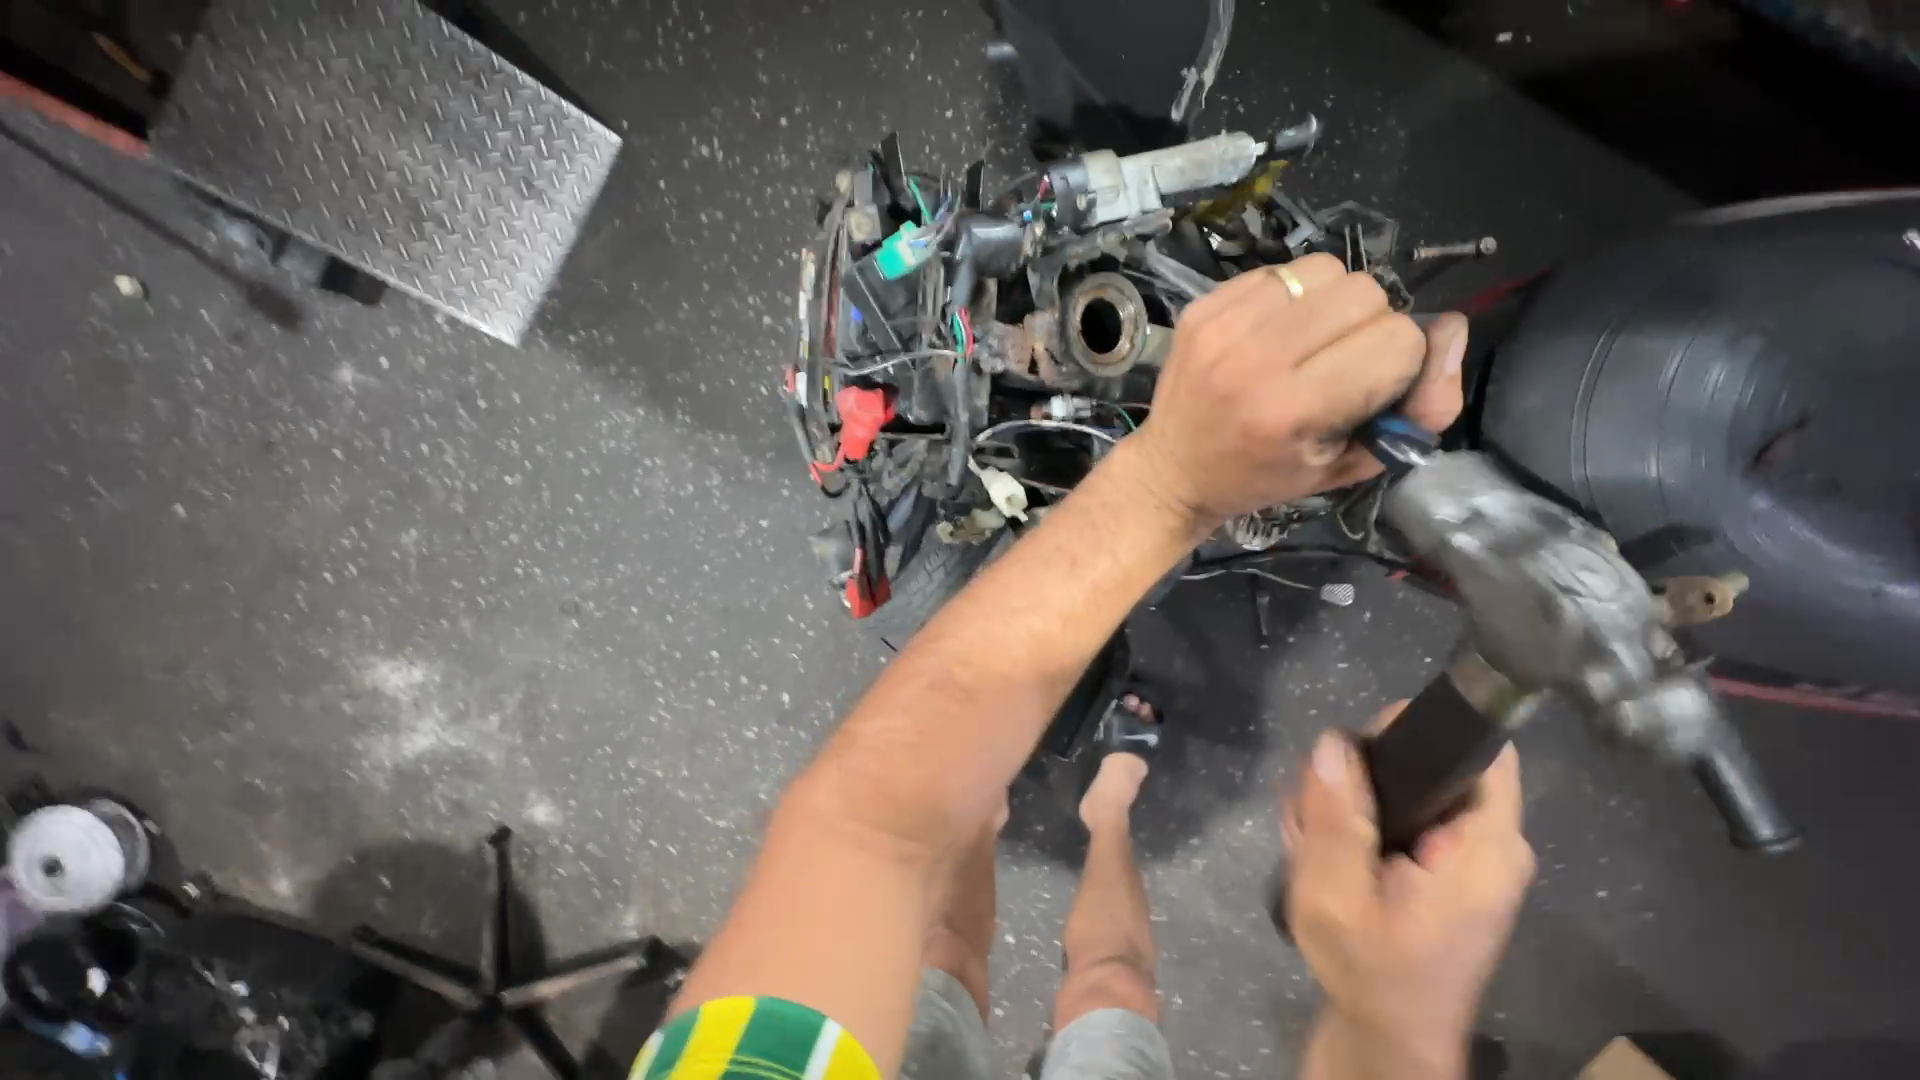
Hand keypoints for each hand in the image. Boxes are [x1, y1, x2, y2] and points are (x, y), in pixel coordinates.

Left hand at [1130, 254, 1467, 525]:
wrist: (1171, 471)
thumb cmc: (1261, 477)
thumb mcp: (1348, 464)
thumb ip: (1417, 409)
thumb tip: (1451, 332)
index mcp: (1291, 409)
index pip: (1398, 341)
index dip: (1402, 364)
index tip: (1374, 389)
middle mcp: (1254, 359)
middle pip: (1366, 294)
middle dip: (1373, 326)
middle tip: (1344, 363)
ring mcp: (1222, 327)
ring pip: (1326, 270)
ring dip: (1334, 302)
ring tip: (1311, 343)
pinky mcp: (1202, 307)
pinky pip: (1280, 269)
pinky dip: (1292, 295)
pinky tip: (1275, 332)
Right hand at [1284, 708, 1534, 1076]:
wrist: (1388, 1035)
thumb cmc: (1370, 971)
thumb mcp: (1337, 896)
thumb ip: (1336, 818)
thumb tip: (1334, 741)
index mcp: (1482, 847)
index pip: (1482, 750)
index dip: (1422, 730)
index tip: (1359, 746)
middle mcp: (1487, 842)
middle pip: (1429, 762)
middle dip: (1359, 772)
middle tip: (1309, 809)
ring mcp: (1466, 854)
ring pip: (1405, 785)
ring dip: (1347, 801)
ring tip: (1307, 835)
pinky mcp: (1444, 865)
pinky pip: (1402, 813)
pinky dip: (1358, 821)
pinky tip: (1322, 849)